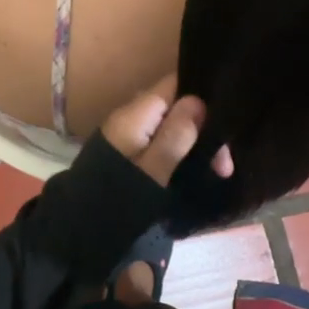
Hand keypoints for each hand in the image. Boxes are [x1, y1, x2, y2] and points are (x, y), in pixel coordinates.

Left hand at [102, 76, 233, 186]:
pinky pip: (160, 141)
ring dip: (195, 144)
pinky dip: (180, 152)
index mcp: (137, 113)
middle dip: (204, 129)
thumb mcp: (154, 169)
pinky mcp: (128, 151)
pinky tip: (197, 169)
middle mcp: (131, 116)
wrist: (80, 225)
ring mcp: (128, 134)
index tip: (227, 122)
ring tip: (219, 170)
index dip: (202, 95)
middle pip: (176, 108)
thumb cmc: (121, 196)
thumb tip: (197, 100)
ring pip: (171, 126)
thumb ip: (175, 134)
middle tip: (225, 166)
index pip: (174, 84)